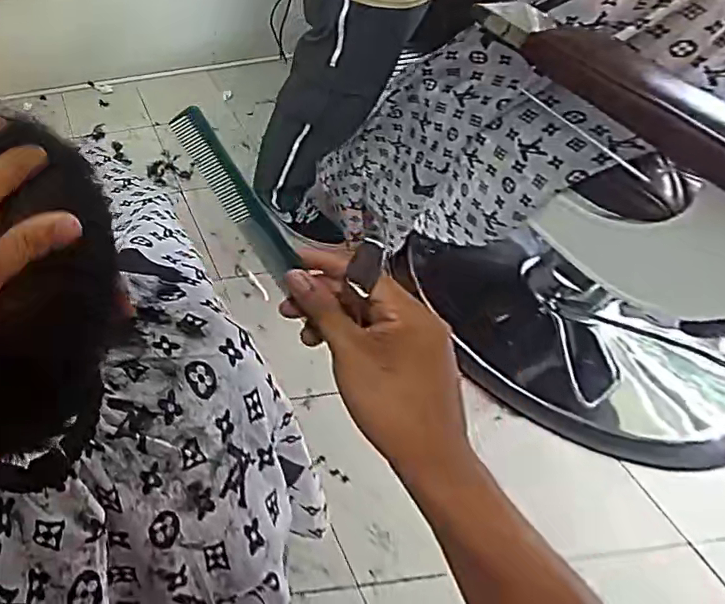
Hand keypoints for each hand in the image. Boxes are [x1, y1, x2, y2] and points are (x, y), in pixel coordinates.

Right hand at [280, 248, 472, 474]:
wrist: (431, 463)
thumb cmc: (400, 414)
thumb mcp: (348, 351)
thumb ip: (322, 308)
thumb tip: (301, 279)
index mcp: (410, 311)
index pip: (361, 269)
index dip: (326, 263)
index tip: (299, 261)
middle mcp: (418, 320)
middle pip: (362, 290)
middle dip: (323, 294)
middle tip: (293, 300)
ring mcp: (417, 339)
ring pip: (365, 312)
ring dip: (332, 315)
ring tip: (305, 327)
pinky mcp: (412, 357)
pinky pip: (375, 331)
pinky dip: (349, 333)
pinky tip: (328, 343)